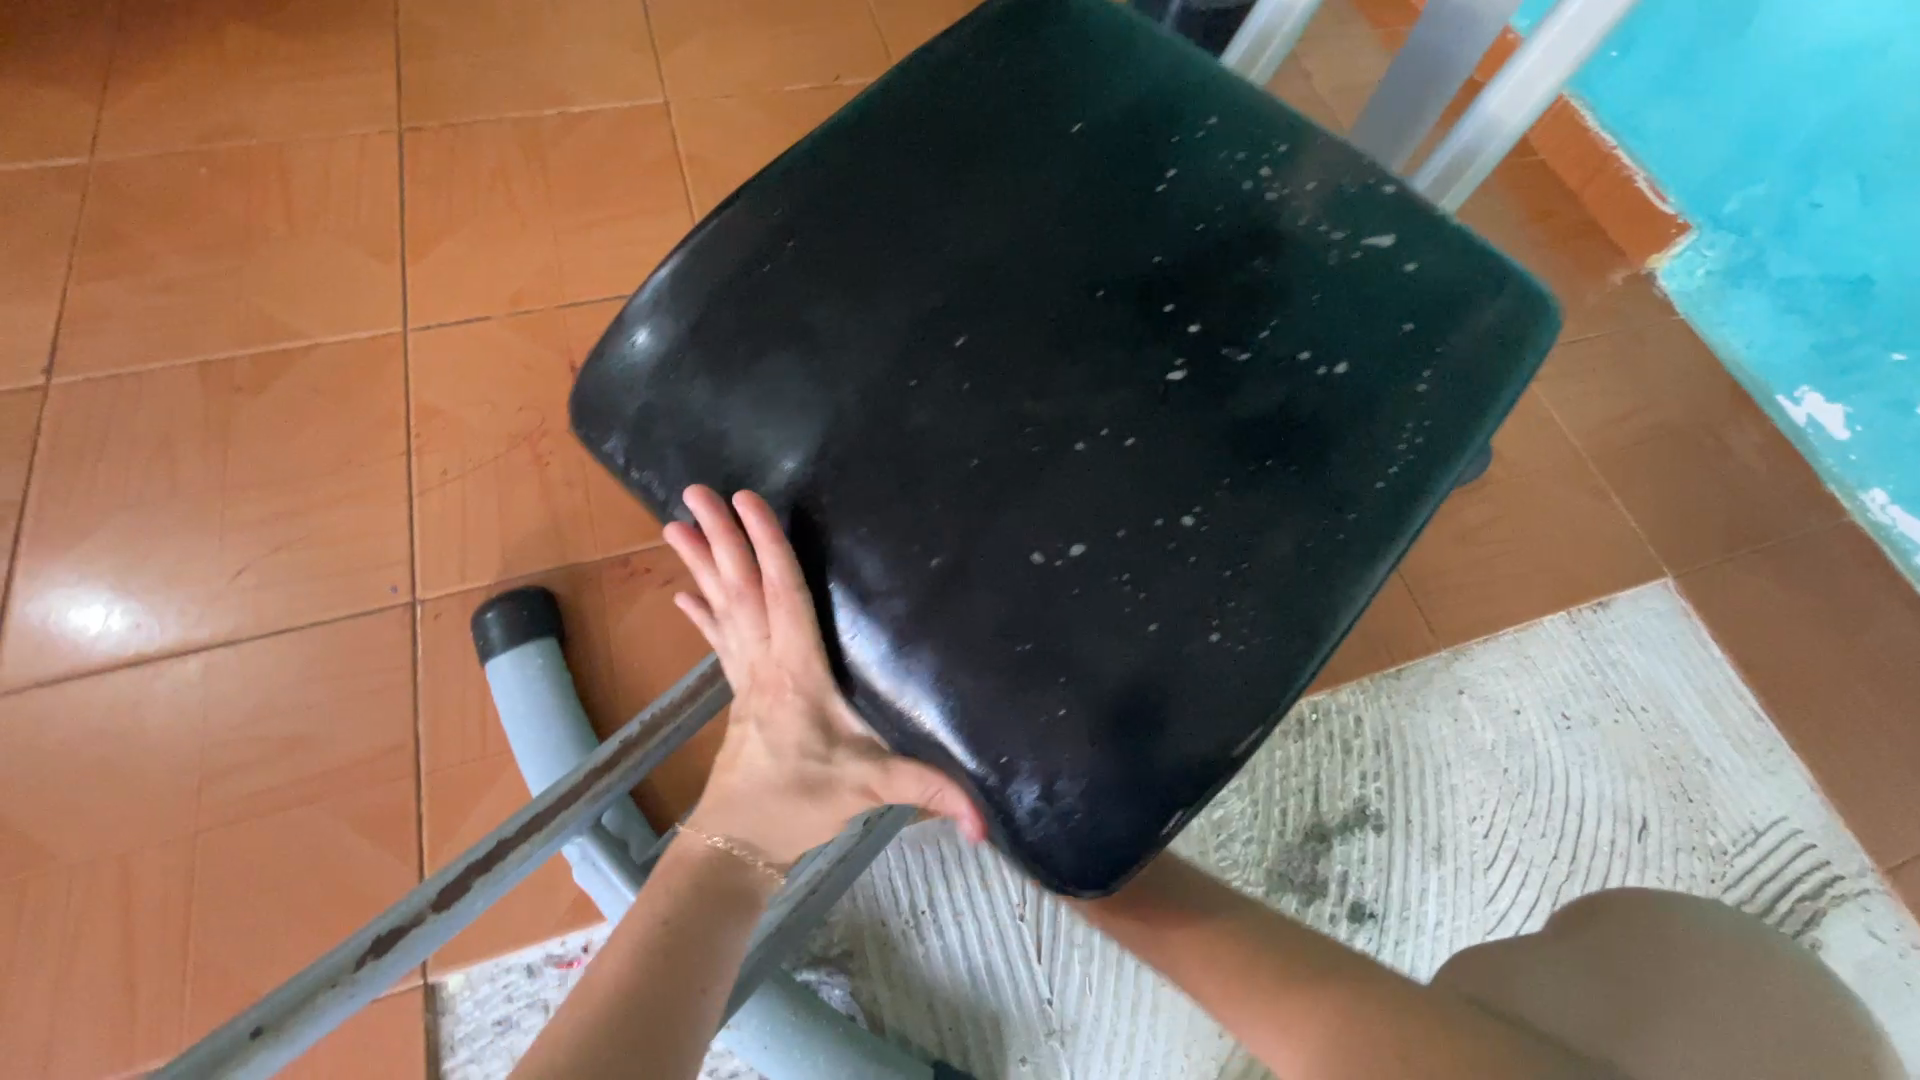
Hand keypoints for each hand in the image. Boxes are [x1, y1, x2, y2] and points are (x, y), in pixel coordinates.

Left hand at [662, 485, 986, 866]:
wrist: (737, 842)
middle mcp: (765, 662)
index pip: (782, 594)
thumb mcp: (869, 790)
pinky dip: (702, 612)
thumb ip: (929, 791)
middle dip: (721, 537)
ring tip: (675, 524)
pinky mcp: (739, 691)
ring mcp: (746, 676)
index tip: (747, 501)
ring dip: (701, 564)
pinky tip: (684, 593)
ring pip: (723, 606)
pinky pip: (718, 640)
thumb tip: (987, 824)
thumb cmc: (800, 804)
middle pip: (741, 587)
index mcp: (797, 670)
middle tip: (695, 490)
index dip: (768, 545)